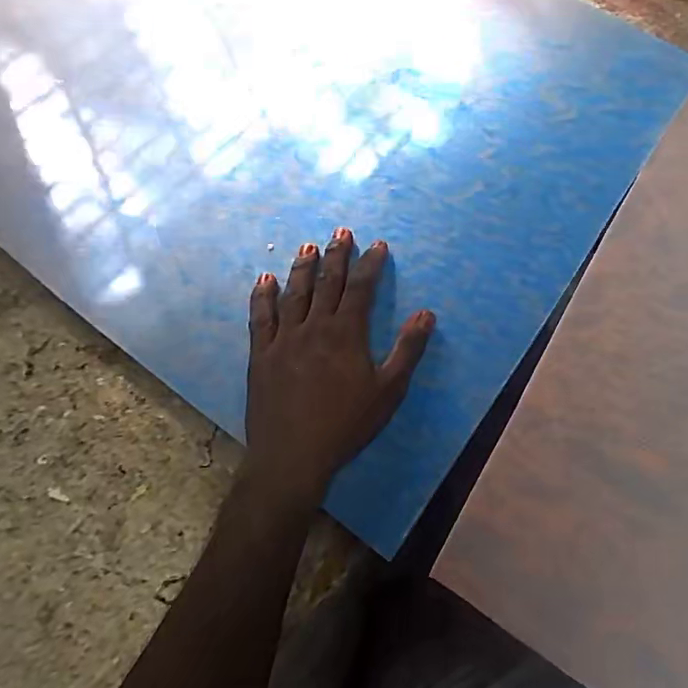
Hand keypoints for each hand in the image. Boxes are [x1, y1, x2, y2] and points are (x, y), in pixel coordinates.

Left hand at [244, 228, 435, 507]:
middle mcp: (314, 326)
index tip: (377, 245)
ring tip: (308, 246)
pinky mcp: (261, 354)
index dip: (369, 264)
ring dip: (302, 267)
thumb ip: (408, 350)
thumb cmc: (346, 424)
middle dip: (336, 255)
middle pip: (327, 282)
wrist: (293, 455)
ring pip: (294, 293)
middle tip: (341, 232)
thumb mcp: (389, 391)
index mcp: (346, 333)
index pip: (360, 288)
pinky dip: (263, 296)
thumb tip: (426, 314)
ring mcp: (284, 338)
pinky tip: (265, 280)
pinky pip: (261, 317)